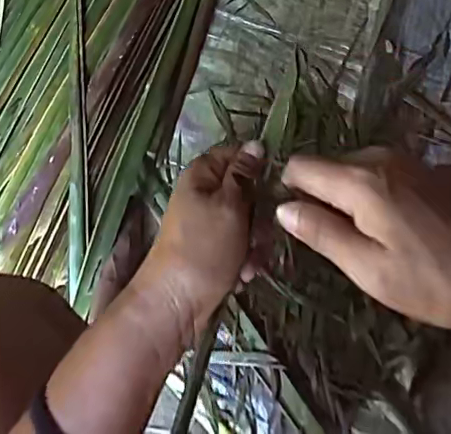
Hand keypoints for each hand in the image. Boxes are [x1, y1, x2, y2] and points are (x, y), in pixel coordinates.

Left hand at [130, 142, 265, 348]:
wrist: (175, 306)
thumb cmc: (203, 250)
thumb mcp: (230, 206)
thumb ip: (244, 174)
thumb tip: (256, 143)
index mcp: (202, 173)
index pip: (238, 154)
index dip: (258, 168)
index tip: (275, 187)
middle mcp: (203, 192)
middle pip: (247, 191)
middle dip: (259, 217)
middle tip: (257, 236)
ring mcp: (207, 222)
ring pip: (247, 221)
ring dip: (254, 243)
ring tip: (248, 264)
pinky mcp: (212, 249)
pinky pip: (239, 245)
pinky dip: (244, 260)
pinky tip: (241, 276)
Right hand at [275, 148, 450, 333]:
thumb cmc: (435, 281)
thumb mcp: (371, 270)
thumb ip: (322, 234)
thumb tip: (283, 207)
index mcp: (359, 181)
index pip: (301, 165)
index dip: (290, 190)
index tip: (299, 221)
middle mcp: (378, 158)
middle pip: (327, 166)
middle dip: (321, 195)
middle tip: (337, 240)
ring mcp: (405, 159)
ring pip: (354, 168)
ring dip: (349, 194)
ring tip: (368, 237)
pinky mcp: (425, 167)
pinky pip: (380, 171)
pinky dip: (374, 191)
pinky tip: (397, 226)